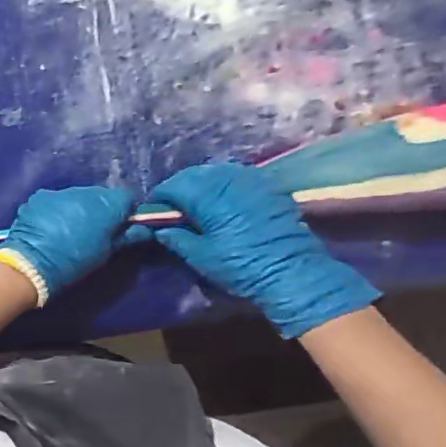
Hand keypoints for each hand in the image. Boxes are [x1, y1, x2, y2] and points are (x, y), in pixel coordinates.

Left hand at [0, 186, 150, 305]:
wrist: (30, 264)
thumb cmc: (75, 262)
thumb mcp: (106, 252)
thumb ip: (127, 236)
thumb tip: (143, 229)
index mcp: (105, 204)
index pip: (125, 198)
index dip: (125, 212)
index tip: (120, 226)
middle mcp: (83, 192)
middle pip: (100, 195)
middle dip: (100, 209)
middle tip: (94, 230)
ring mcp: (58, 192)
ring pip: (77, 196)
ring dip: (77, 208)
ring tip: (69, 229)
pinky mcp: (38, 197)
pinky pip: (55, 200)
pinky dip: (56, 209)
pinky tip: (50, 226)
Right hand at [147, 163, 378, 337]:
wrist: (293, 274)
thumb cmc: (239, 267)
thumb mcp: (198, 256)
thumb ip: (175, 237)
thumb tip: (160, 228)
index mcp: (207, 196)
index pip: (172, 186)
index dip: (158, 199)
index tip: (153, 214)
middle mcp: (228, 180)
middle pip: (192, 175)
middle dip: (178, 189)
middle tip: (173, 210)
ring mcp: (252, 180)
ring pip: (215, 172)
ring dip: (201, 185)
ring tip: (197, 205)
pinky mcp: (269, 187)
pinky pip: (237, 176)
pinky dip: (223, 185)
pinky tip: (222, 201)